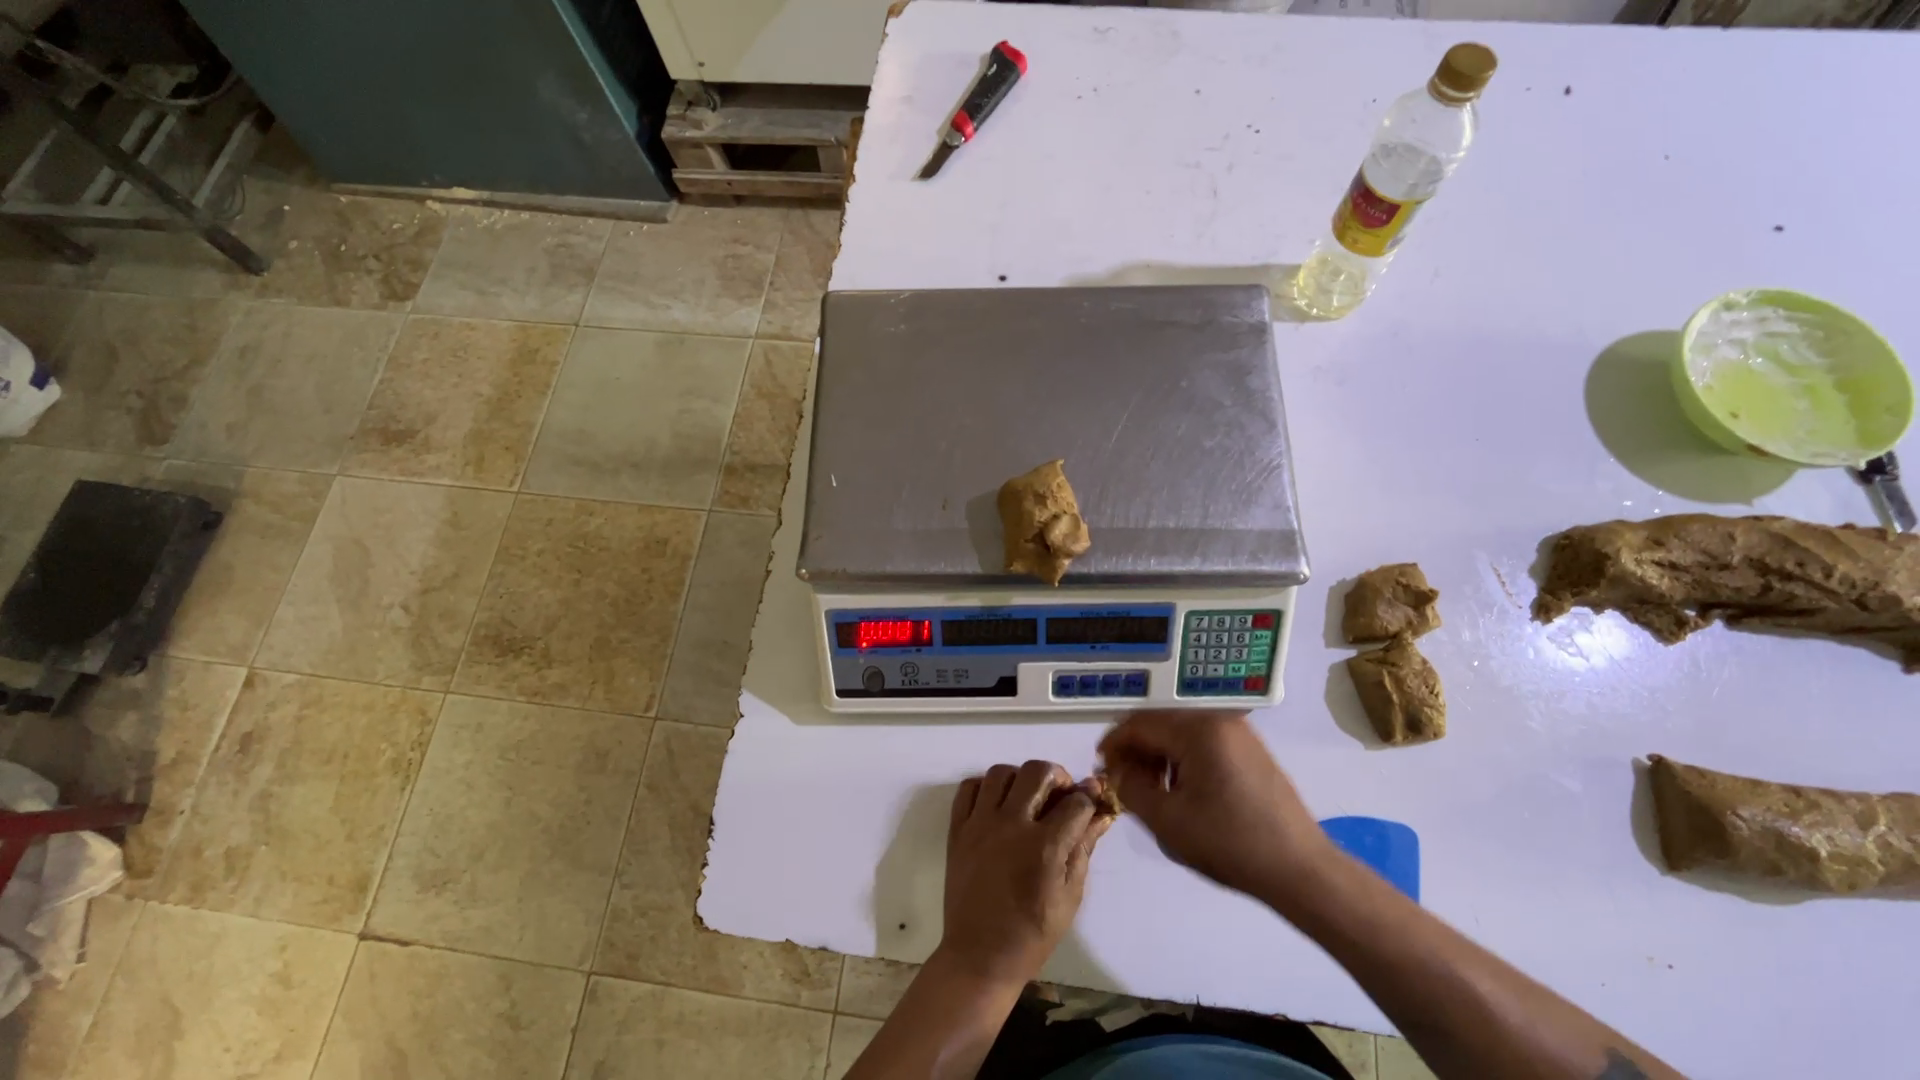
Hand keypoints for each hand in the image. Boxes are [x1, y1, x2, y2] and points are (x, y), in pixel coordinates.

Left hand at [939, 760, 1111, 984]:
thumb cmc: (1033, 933)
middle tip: (1062, 794)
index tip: (1094, 798)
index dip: (1090, 796)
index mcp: (1044, 846)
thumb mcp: (1071, 894)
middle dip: (1058, 776)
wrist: (980, 955)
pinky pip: (969, 788)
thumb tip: (1102, 813)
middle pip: (1037, 772)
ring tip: (1029, 798)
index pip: (1075, 802)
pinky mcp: (957, 830)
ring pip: (1001, 772)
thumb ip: (1084, 848)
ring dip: (1021, 778)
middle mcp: (1011, 825)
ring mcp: (980, 824)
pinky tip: (998, 805)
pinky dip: (986, 787)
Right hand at [1099, 711, 1333, 903]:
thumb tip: (1116, 768)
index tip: (1100, 768)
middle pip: (1162, 724)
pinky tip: (1182, 792)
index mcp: (1198, 730)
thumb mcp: (1166, 819)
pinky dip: (1184, 760)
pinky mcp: (1252, 752)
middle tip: (1122, 782)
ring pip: (1182, 734)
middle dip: (1136, 750)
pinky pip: (1205, 744)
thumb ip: (1130, 787)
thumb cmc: (1228, 843)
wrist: (1299, 869)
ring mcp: (1240, 734)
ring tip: (1151, 791)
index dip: (1113, 743)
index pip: (1139, 723)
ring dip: (1159, 756)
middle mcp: (1220, 720)